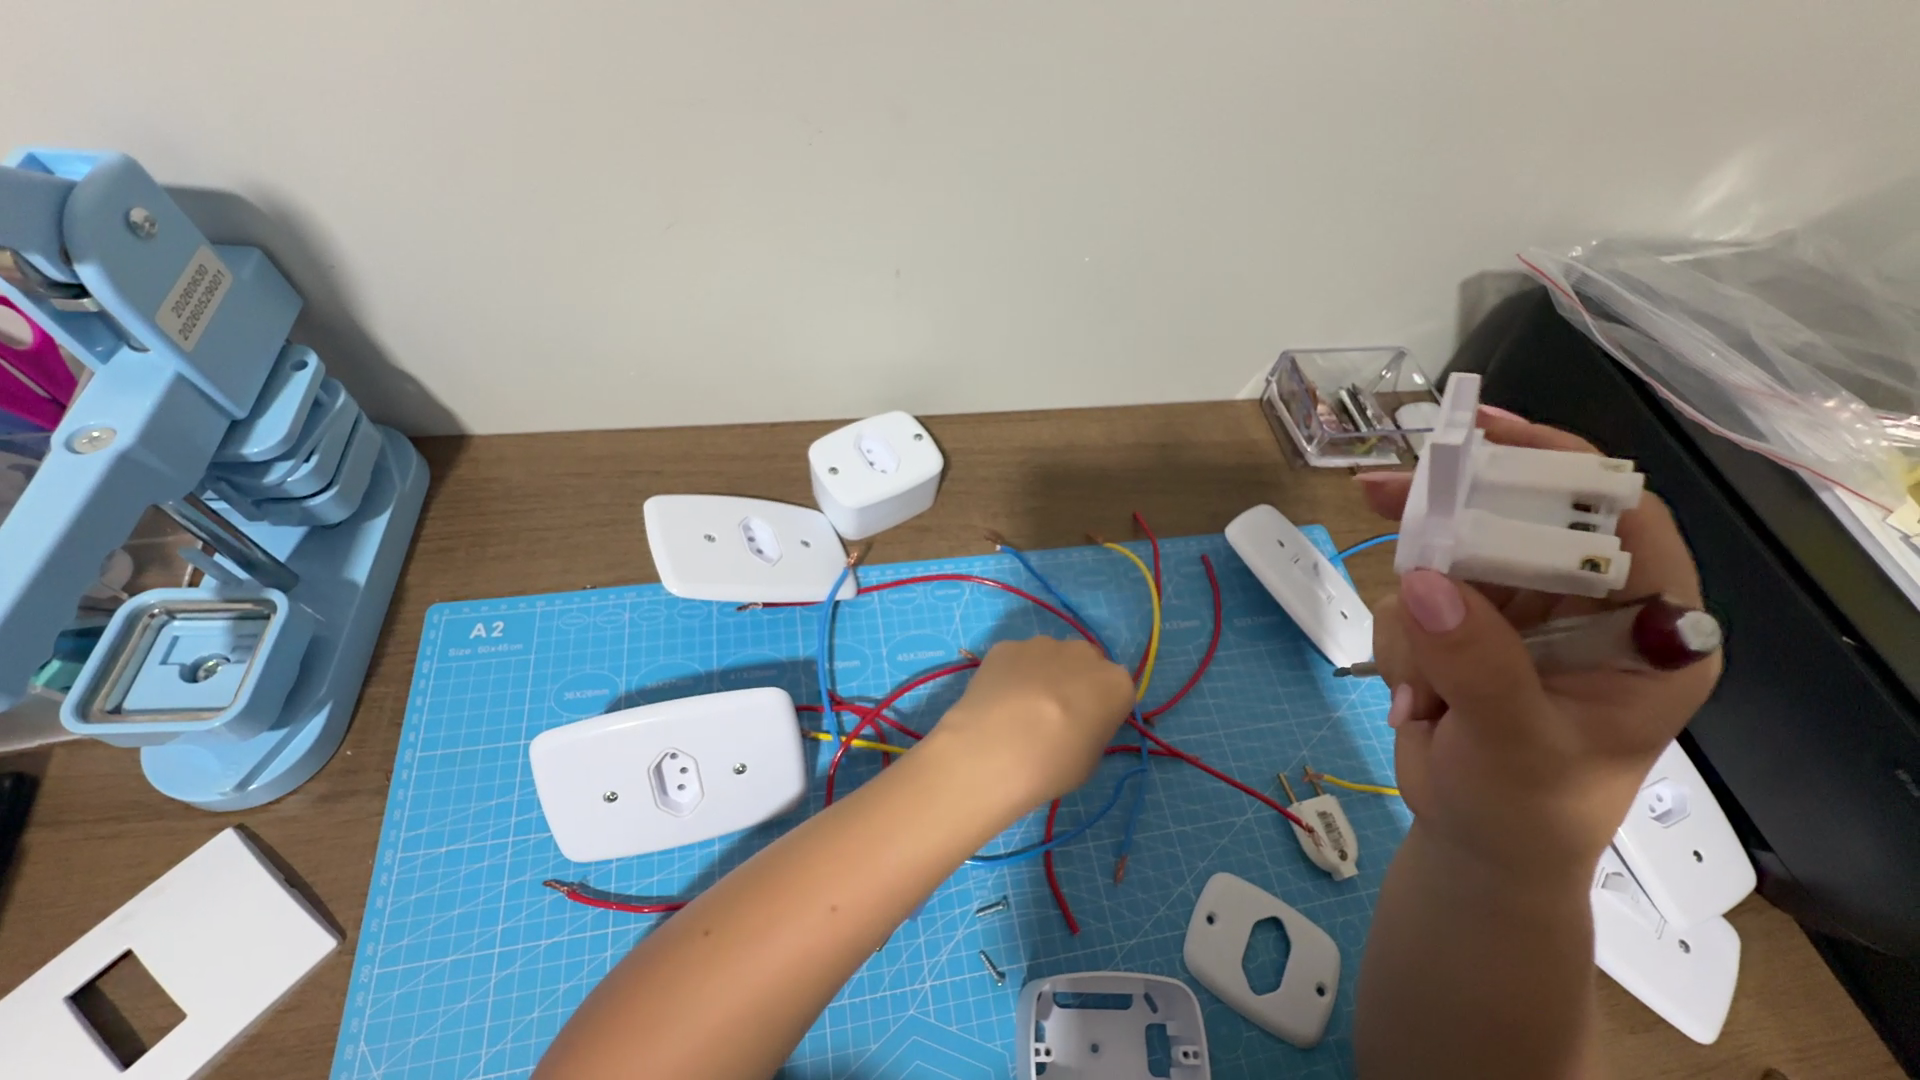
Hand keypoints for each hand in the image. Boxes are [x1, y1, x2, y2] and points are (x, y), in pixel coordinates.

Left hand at [922, 637, 1136, 805]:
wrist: (993, 752)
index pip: (1117, 692)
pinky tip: (998, 701)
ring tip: (1019, 710)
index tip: (1085, 729)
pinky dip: (1013, 674)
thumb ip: (1092, 730)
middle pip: (1086, 666)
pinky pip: (1017, 659)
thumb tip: (1078, 723)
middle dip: (1075, 684)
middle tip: (1054, 717)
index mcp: (1115, 683)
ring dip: (1043, 675)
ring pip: (1050, 657)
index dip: (1102, 711)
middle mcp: (1083, 653)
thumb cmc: (1052, 764)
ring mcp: (1042, 644)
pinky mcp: (1006, 646)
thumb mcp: (1090, 759)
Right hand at [1357, 407, 1721, 881]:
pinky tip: (1414, 698)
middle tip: (1379, 489)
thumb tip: (1424, 583)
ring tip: (1417, 686)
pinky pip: (1409, 600)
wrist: (1475, 846)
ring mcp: (1513, 618)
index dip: (1562, 468)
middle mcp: (1581, 610)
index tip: (1487, 434)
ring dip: (1413, 614)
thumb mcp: (1518, 746)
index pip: (1622, 523)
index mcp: (1644, 631)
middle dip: (1447, 520)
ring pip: (1445, 562)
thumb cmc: (1528, 809)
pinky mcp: (1459, 630)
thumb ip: (1480, 665)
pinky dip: (1396, 642)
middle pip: (1514, 523)